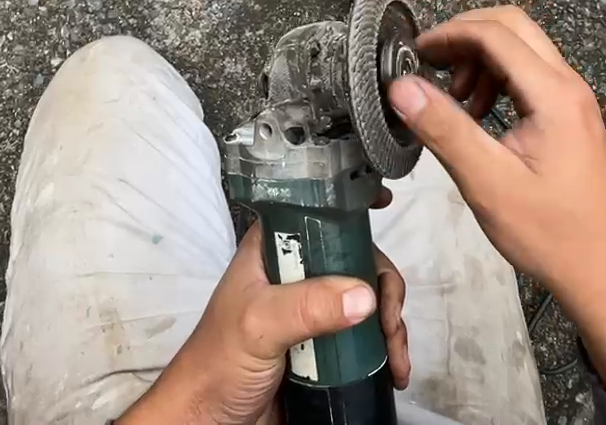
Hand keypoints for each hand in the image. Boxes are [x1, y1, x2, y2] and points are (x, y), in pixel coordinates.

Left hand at [119, 222, 408, 424]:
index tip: (384, 203)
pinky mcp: (327, 347)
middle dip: (383, 285)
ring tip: (395, 360)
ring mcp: (314, 309)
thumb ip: (307, 306)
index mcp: (274, 248)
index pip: (318, 210)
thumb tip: (366, 296)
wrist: (210, 424)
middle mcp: (298, 271)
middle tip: (390, 319)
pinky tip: (394, 372)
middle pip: (356, 257)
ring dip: (390, 324)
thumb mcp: (259, 324)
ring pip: (367, 298)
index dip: (352, 205)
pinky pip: (366, 337)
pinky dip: (386, 349)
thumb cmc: (219, 360)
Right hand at [388, 6, 605, 401]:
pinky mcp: (569, 115)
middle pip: (512, 26)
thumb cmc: (550, 233)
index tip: (414, 54)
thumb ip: (444, 129)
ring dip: (479, 58)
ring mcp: (572, 99)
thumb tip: (401, 86)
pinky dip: (495, 78)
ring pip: (521, 47)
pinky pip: (528, 74)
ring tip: (454, 99)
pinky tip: (476, 114)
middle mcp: (567, 84)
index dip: (449, 34)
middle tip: (432, 66)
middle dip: (465, 35)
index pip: (495, 34)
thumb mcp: (488, 183)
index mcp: (553, 94)